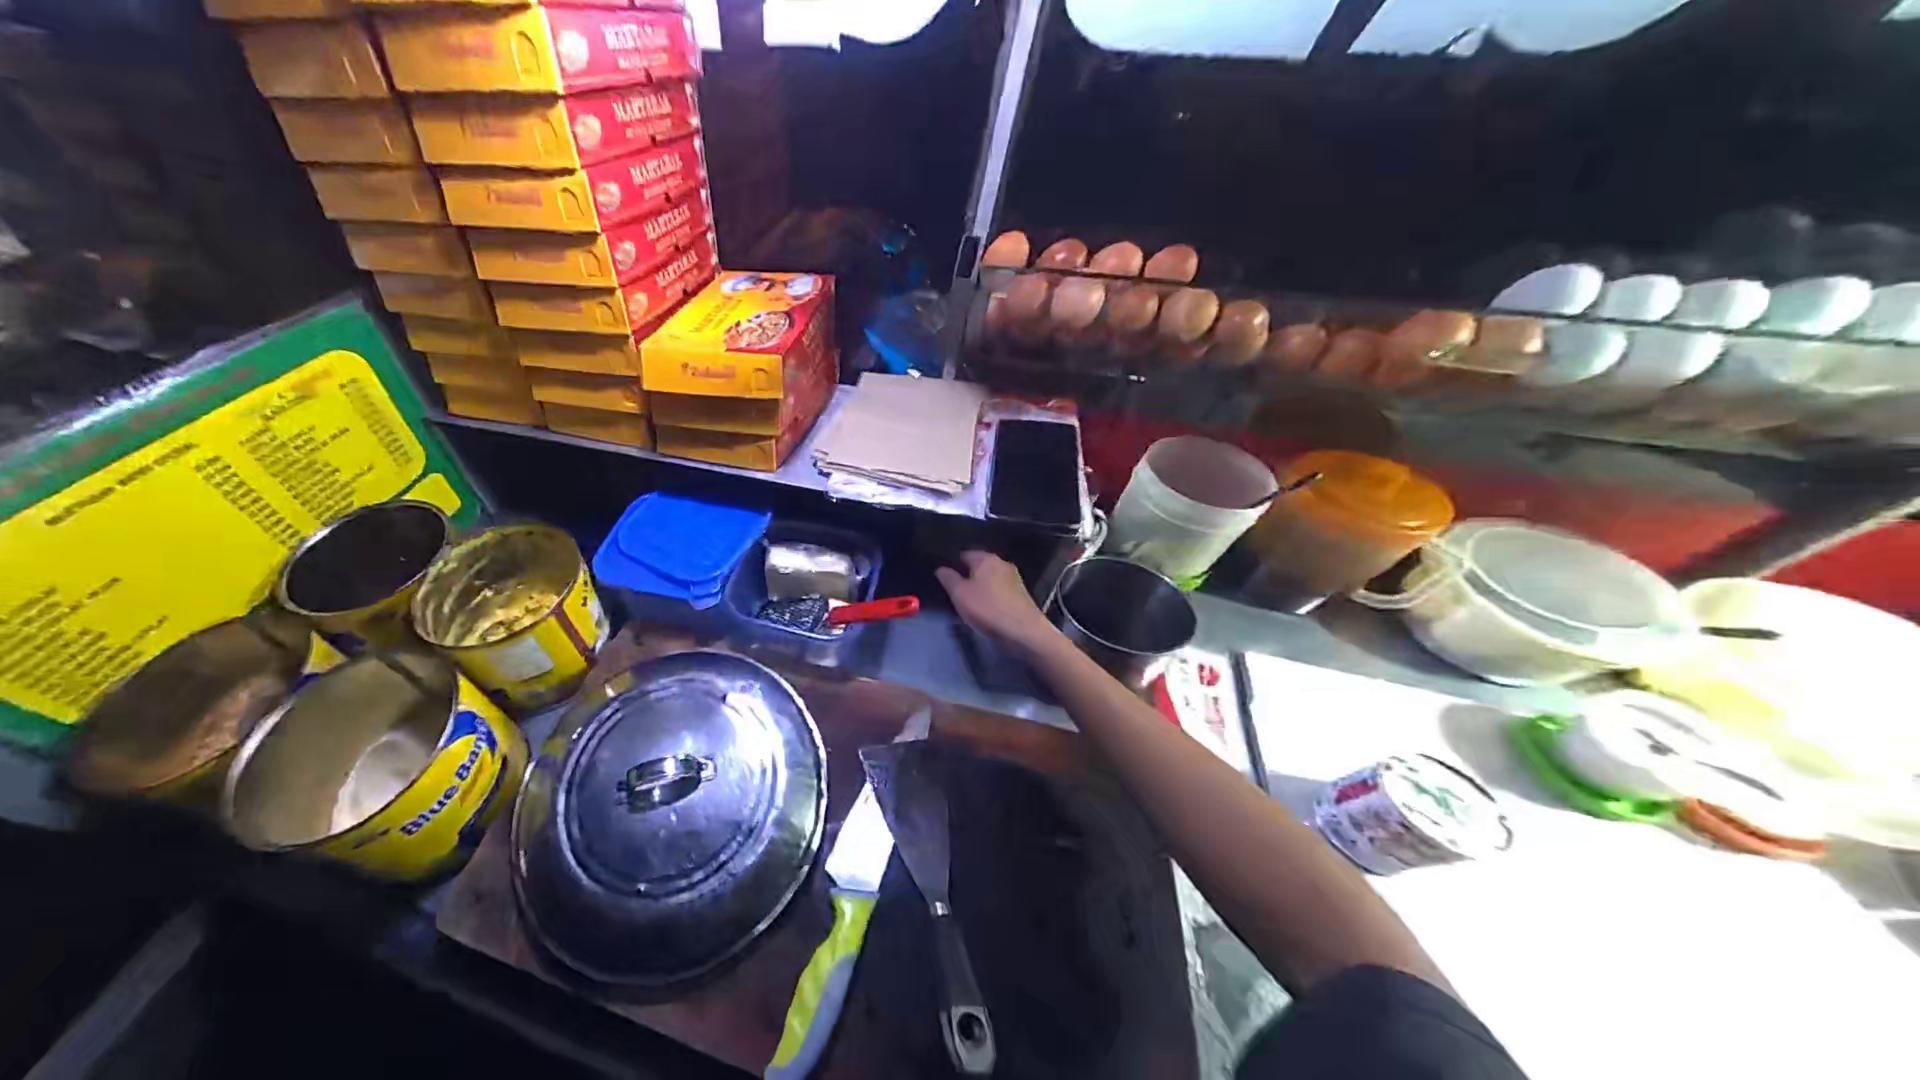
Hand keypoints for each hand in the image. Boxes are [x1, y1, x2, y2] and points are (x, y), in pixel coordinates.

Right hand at [935, 551, 1062, 658]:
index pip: (963, 554)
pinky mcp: (1020, 595)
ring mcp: (1013, 579)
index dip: (951, 564)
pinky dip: (990, 598)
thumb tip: (941, 568)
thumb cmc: (988, 609)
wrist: (1024, 631)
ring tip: (967, 604)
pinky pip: (998, 592)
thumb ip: (948, 579)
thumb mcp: (959, 594)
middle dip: (966, 577)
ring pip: (989, 580)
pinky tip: (984, 611)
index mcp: (986, 558)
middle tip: (952, 593)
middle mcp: (1002, 563)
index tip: (942, 578)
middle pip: (978, 567)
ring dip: (979, 589)